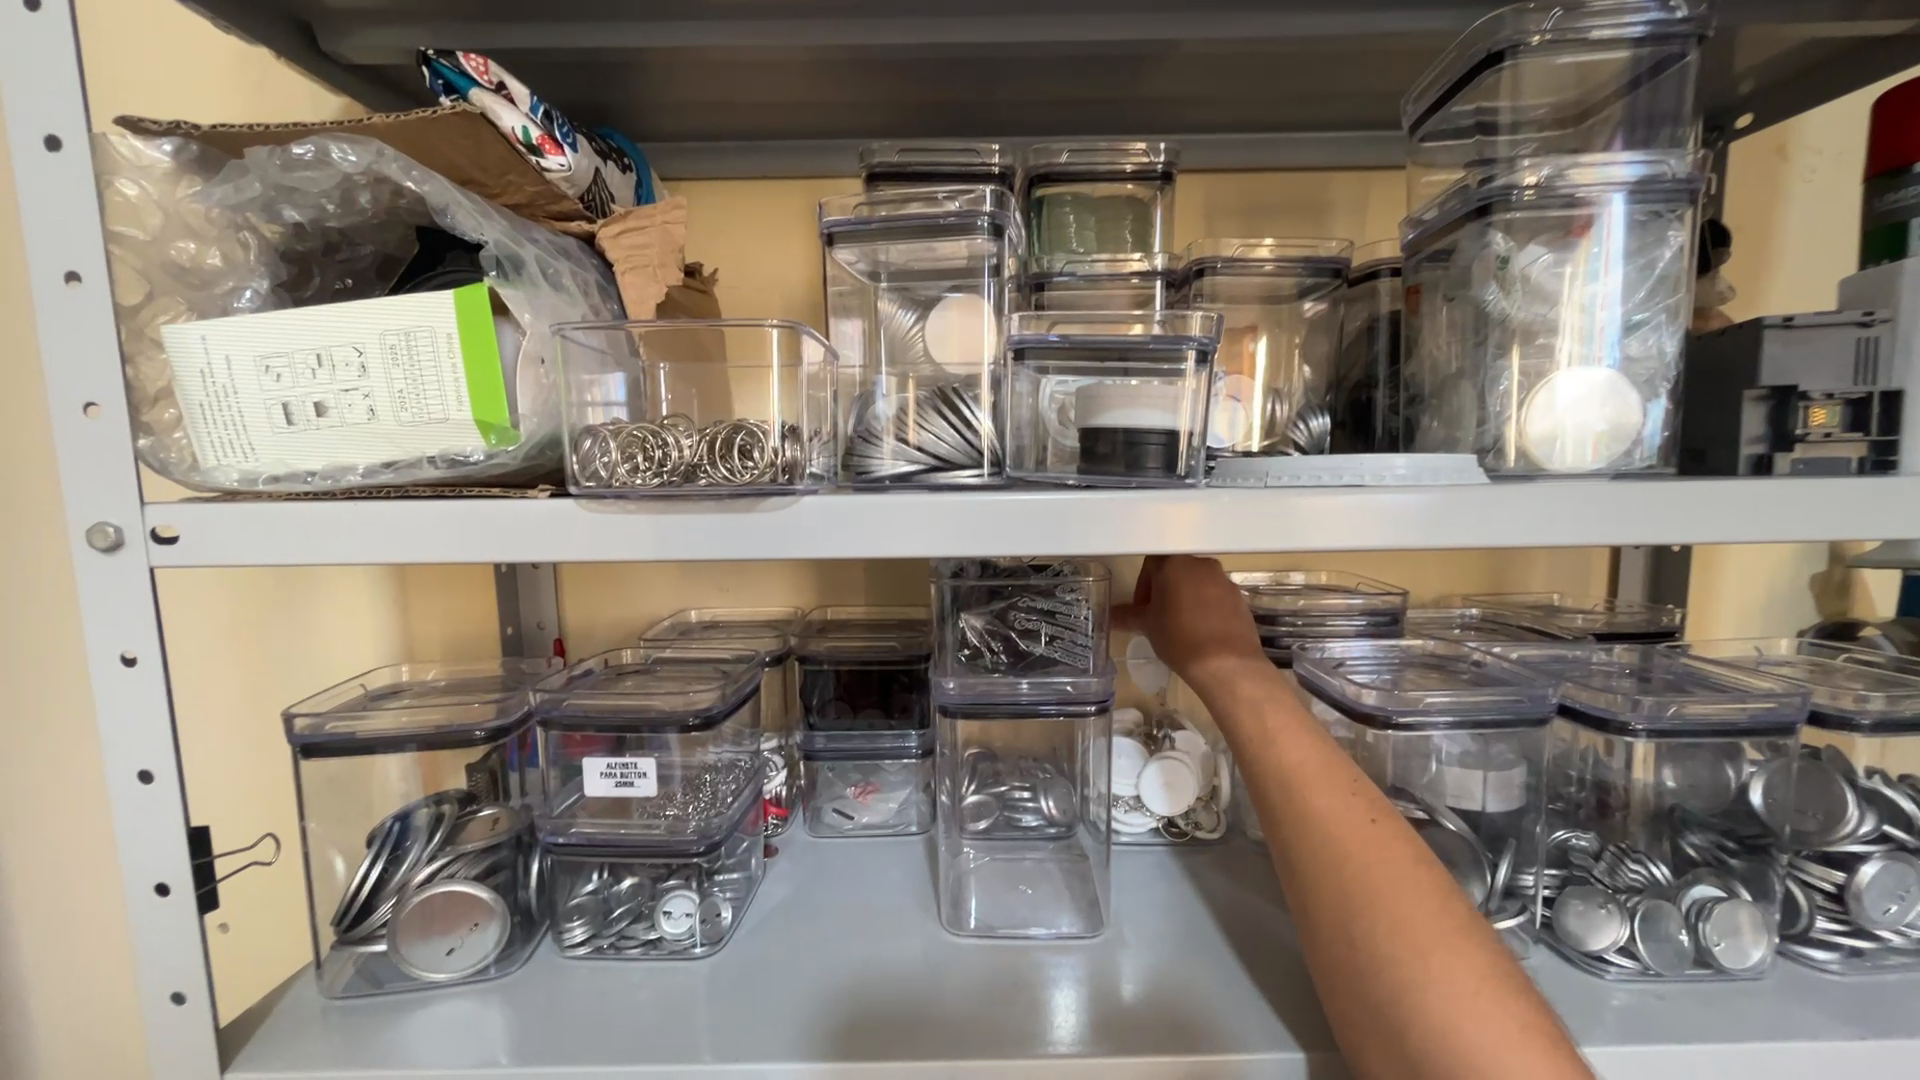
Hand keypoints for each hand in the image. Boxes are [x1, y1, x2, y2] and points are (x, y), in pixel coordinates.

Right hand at [1112, 555, 1266, 685]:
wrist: (1226, 663)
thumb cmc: (1179, 637)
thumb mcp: (1147, 626)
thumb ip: (1127, 616)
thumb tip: (1111, 615)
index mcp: (1174, 564)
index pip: (1151, 564)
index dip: (1143, 586)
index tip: (1142, 608)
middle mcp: (1201, 565)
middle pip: (1177, 571)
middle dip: (1165, 590)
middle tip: (1158, 616)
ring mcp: (1224, 581)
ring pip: (1198, 583)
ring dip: (1187, 598)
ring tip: (1181, 626)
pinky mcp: (1241, 599)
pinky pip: (1217, 598)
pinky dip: (1207, 608)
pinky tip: (1202, 632)